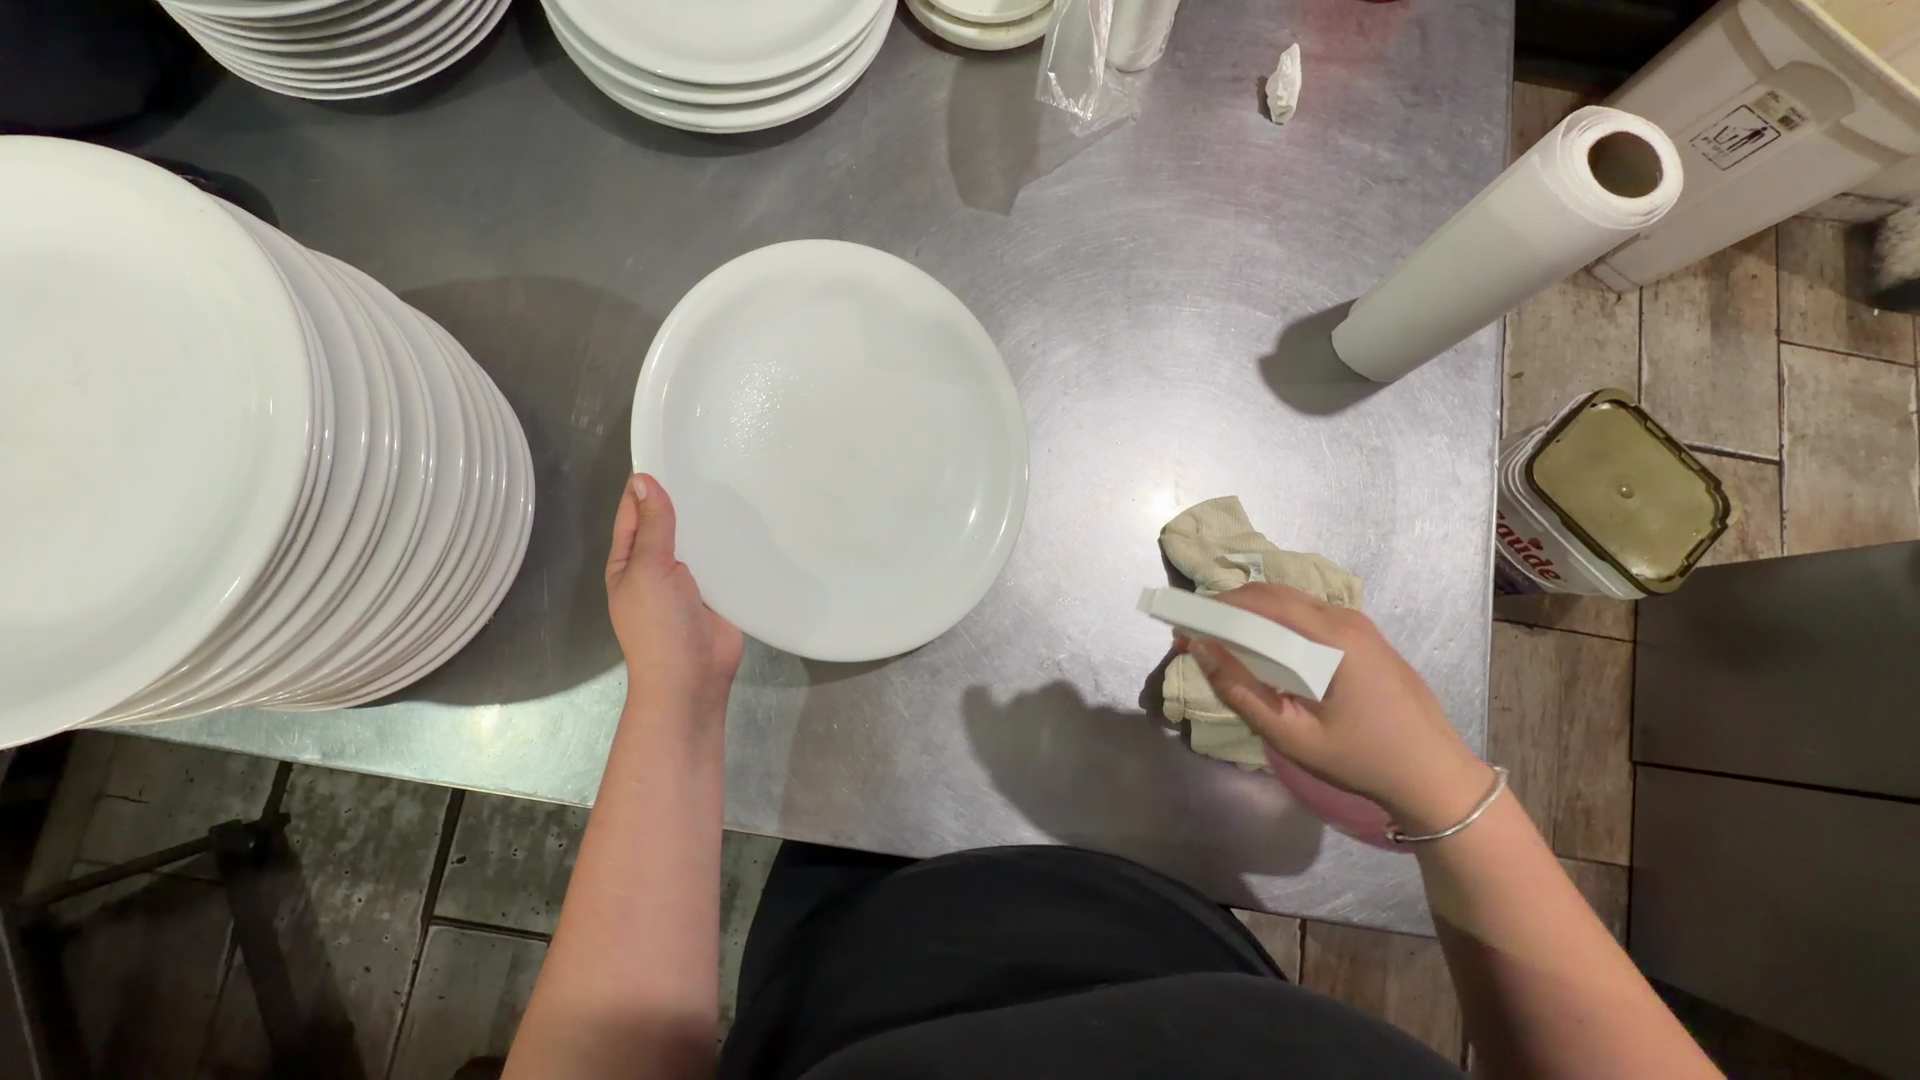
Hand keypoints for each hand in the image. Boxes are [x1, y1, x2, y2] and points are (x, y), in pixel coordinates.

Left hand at [606, 474, 743, 718]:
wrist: (691, 677)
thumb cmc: (658, 625)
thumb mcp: (648, 569)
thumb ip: (653, 526)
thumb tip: (643, 480)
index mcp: (629, 562)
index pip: (635, 513)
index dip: (645, 486)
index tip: (667, 453)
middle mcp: (658, 568)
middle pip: (670, 525)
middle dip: (685, 500)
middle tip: (712, 463)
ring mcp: (690, 581)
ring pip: (700, 542)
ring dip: (712, 522)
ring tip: (736, 485)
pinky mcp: (720, 593)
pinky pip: (725, 562)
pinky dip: (735, 546)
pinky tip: (753, 524)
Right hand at [1180, 583, 1491, 833]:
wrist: (1435, 776)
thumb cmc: (1363, 759)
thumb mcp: (1292, 735)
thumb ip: (1241, 691)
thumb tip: (1199, 649)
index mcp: (1332, 637)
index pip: (1259, 603)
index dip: (1214, 611)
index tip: (1181, 630)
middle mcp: (1346, 618)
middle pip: (1273, 596)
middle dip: (1228, 610)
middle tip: (1195, 638)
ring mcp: (1360, 626)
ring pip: (1291, 604)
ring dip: (1251, 617)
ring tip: (1222, 645)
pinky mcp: (1365, 639)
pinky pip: (1309, 617)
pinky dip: (1276, 626)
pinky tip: (1263, 653)